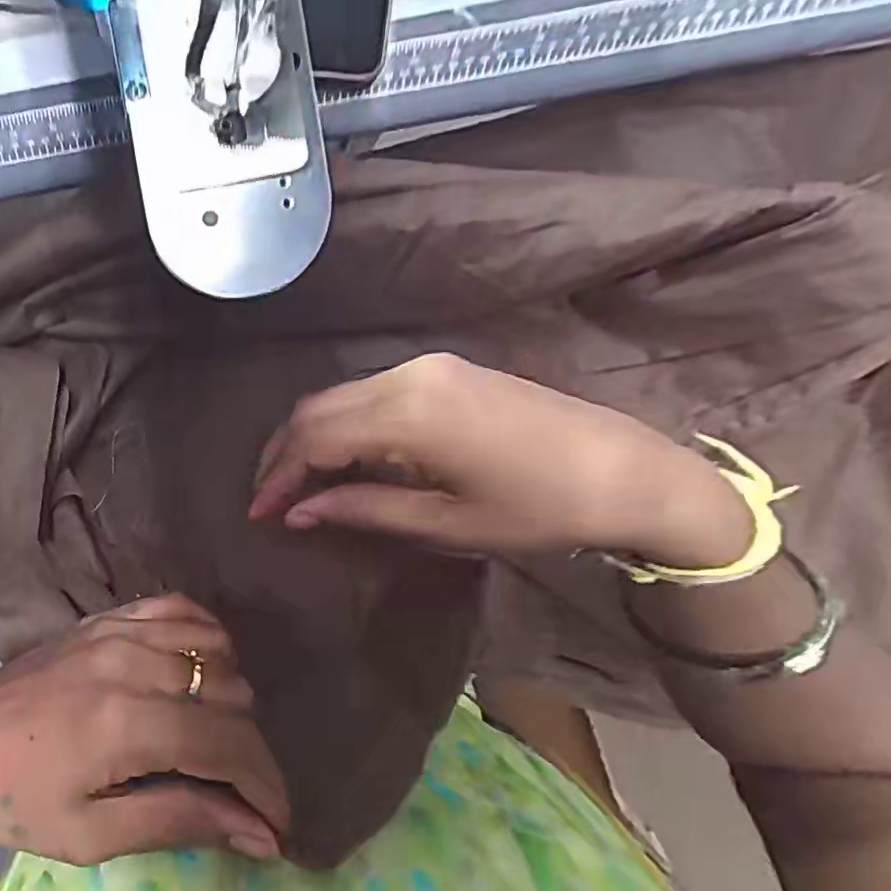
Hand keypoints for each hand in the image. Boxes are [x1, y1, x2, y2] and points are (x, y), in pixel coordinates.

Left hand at [0, 595, 290, 866]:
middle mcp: (131, 663)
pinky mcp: (104, 619)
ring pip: (214, 650)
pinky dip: (205, 637)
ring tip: (214, 738)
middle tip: (240, 795)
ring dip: (231, 698)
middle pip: (231, 698)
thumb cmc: (17, 803)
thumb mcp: (92, 834)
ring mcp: (117, 632)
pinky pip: (178, 608)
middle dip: (250, 753)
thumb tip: (258, 830)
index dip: (266, 788)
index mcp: (126, 722)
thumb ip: (180, 820)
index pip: (229, 745)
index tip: (276, 826)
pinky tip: (198, 669)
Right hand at [247, 353, 752, 565]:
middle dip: (283, 454)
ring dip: (309, 438)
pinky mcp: (444, 371)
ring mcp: (429, 367)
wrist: (631, 472)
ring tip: (296, 485)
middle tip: (268, 499)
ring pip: (339, 397)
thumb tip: (298, 513)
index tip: (258, 513)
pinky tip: (340, 459)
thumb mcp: (445, 523)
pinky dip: (341, 426)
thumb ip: (362, 509)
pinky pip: (368, 394)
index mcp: (410, 413)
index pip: (314, 437)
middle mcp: (410, 376)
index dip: (278, 476)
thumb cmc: (541, 509)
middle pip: (317, 408)